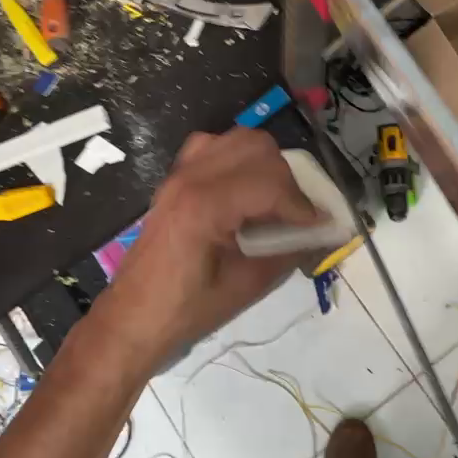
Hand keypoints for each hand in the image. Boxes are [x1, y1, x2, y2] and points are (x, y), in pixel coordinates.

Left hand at [101, 129, 325, 363]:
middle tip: (296, 216)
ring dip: (266, 165)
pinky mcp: (176, 177)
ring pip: (240, 140)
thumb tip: (323, 234)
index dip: (303, 206)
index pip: (271, 184)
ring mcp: (180, 172)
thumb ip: (289, 252)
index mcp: (204, 206)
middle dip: (287, 181)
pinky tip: (246, 191)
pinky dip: (240, 160)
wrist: (133, 318)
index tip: (321, 227)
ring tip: (274, 202)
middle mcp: (191, 177)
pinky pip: (216, 147)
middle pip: (259, 149)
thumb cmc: (187, 310)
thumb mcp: (246, 285)